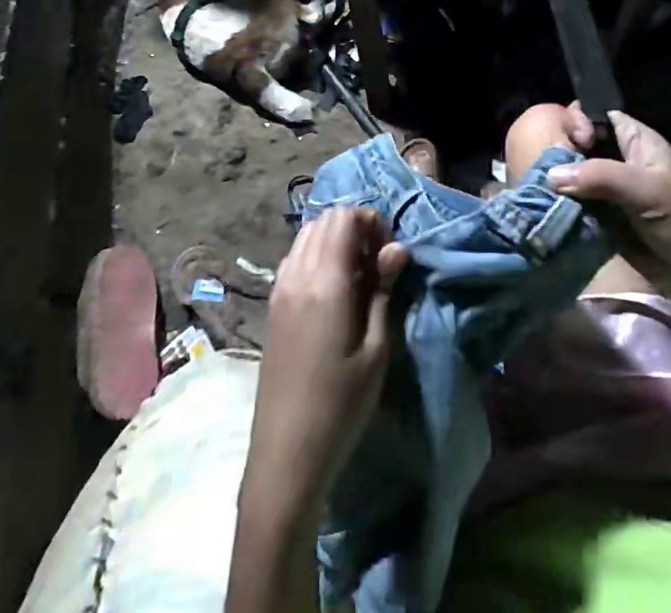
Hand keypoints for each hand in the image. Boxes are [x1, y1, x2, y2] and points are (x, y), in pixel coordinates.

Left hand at [246, 207, 408, 506]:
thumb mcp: (376, 348)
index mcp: (324, 281)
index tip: (391, 254)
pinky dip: (318, 258)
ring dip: (335, 242)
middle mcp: (296, 276)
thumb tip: (396, 247)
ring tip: (360, 277)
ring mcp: (280, 290)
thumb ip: (382, 290)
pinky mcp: (273, 307)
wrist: (287, 452)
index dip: (372, 223)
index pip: (343, 218)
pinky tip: (336, 292)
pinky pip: (295, 260)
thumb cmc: (342, 403)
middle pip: (324, 221)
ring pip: (307, 238)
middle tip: (379, 264)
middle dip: (355, 228)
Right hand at [547, 104, 670, 277]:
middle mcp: (617, 159)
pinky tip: (544, 210)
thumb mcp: (647, 191)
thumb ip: (601, 177)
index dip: (579, 119)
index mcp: (635, 141)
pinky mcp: (598, 217)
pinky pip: (571, 205)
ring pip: (571, 176)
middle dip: (559, 153)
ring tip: (539, 192)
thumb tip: (550, 175)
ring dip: (555, 184)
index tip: (572, 142)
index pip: (599, 114)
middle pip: (578, 144)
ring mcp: (606, 190)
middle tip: (545, 170)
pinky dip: (558, 208)